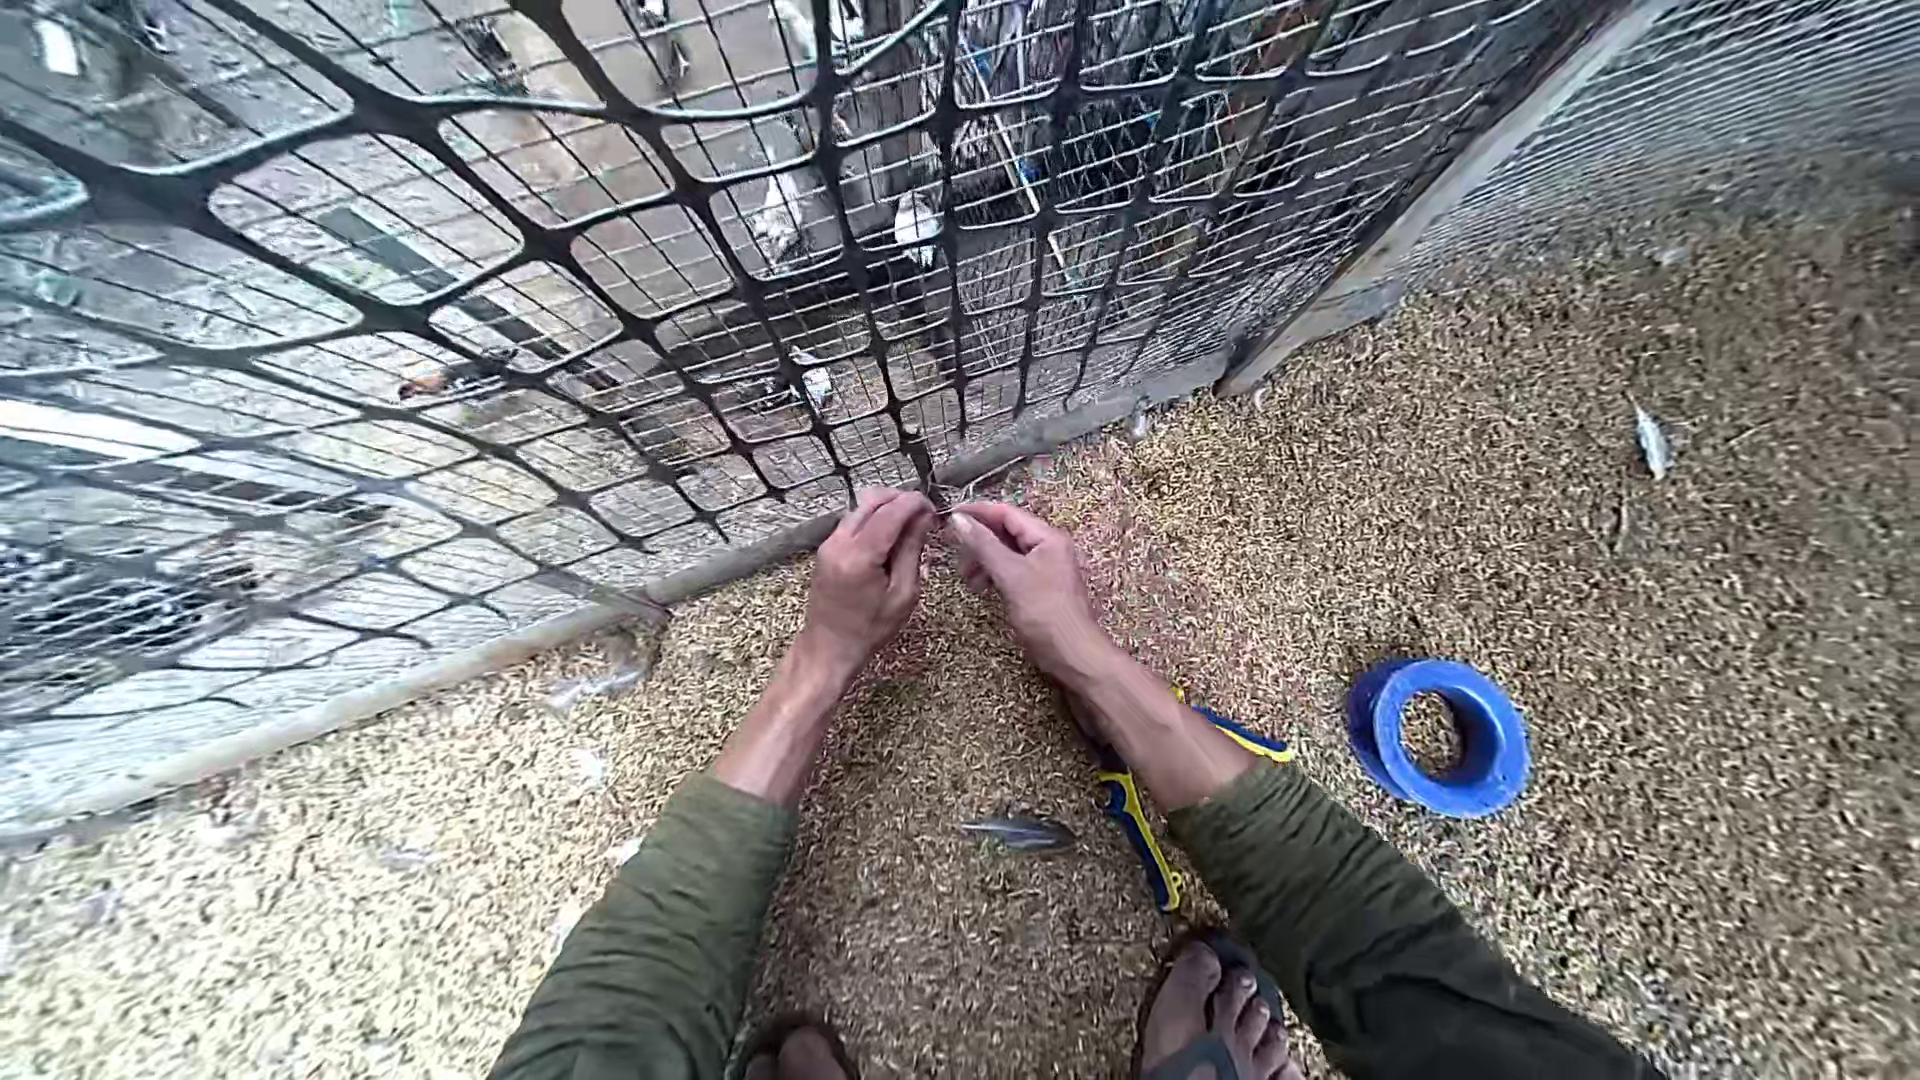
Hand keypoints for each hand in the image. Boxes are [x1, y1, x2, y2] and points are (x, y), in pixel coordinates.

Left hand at [800, 487, 935, 671]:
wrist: (830, 646)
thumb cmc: (870, 628)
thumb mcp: (903, 593)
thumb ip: (912, 550)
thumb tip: (923, 518)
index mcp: (859, 556)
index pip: (890, 512)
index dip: (914, 503)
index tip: (933, 508)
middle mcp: (839, 543)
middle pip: (873, 501)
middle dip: (901, 500)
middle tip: (924, 515)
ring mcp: (828, 543)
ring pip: (861, 507)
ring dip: (887, 507)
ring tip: (909, 525)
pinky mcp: (826, 548)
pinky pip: (853, 520)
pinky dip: (874, 518)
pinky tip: (890, 535)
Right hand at [946, 502, 1117, 682]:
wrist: (1071, 653)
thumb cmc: (1044, 612)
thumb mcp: (1010, 574)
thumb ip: (984, 545)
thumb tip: (958, 520)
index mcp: (1047, 537)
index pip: (1007, 513)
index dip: (978, 512)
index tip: (950, 515)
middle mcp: (1048, 547)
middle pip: (1006, 531)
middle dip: (979, 539)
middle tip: (954, 549)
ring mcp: (1044, 568)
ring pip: (1007, 552)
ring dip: (984, 559)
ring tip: (966, 576)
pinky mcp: (1038, 587)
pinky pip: (1011, 570)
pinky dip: (993, 574)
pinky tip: (980, 587)